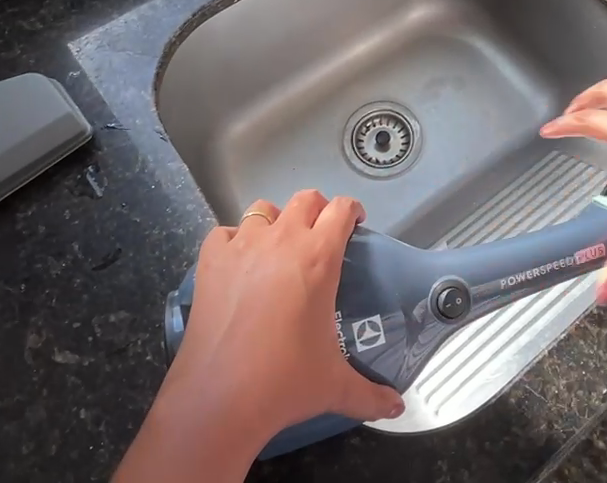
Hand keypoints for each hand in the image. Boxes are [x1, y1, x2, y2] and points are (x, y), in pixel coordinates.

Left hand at [158, 191, 404, 444]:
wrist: (218, 398)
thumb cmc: (283, 383)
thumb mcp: (334, 386)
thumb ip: (370, 393)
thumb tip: (395, 407)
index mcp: (319, 257)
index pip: (342, 210)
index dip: (351, 211)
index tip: (354, 224)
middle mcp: (283, 240)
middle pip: (305, 199)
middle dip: (317, 210)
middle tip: (320, 235)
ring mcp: (243, 246)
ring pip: (263, 210)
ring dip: (276, 222)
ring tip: (277, 248)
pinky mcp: (210, 260)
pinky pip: (225, 233)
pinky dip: (234, 241)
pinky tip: (239, 263)